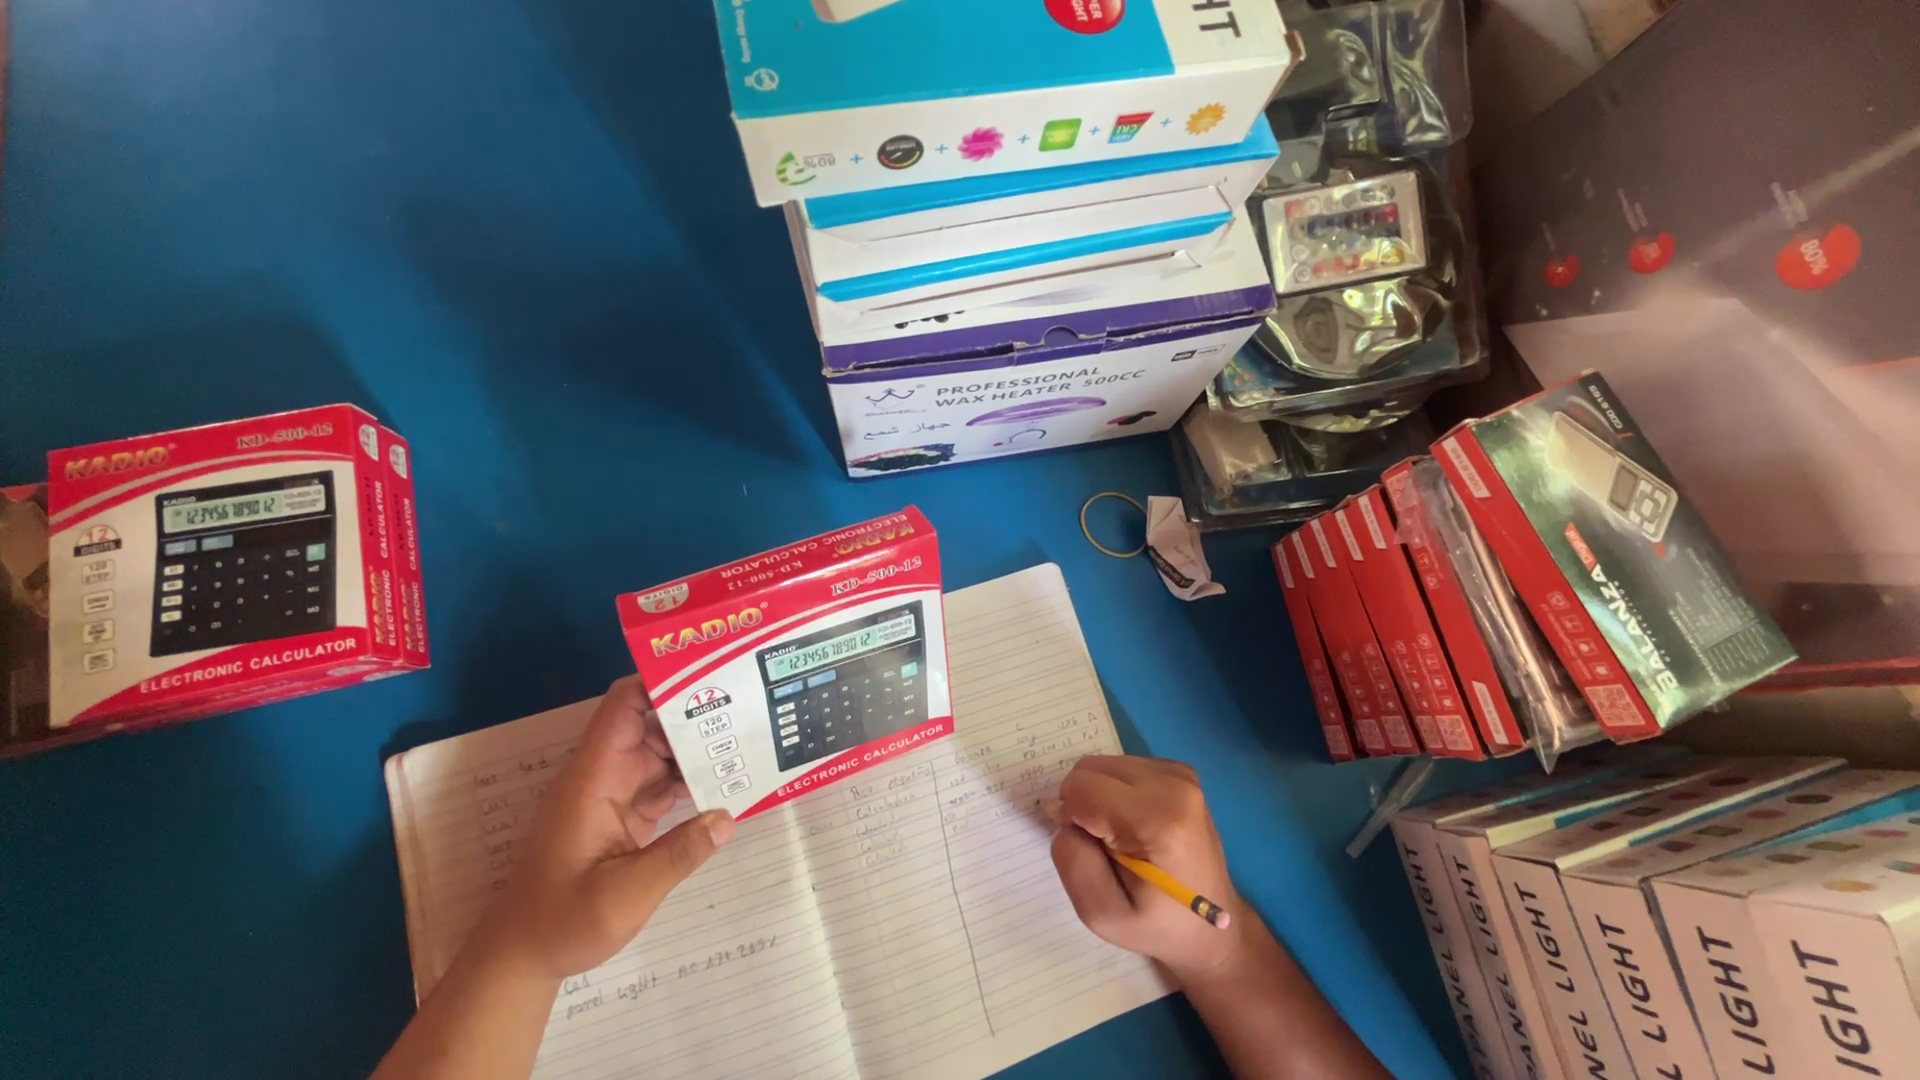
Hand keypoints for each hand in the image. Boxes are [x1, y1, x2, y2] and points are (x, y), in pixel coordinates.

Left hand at [474, 677, 735, 981]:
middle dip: (695, 713)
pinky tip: (727, 781)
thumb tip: (728, 818)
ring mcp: (615, 795)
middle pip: (651, 725)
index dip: (661, 683)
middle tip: (747, 708)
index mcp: (594, 778)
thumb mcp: (624, 895)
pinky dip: (692, 779)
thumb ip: (678, 855)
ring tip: (747, 737)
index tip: (709, 675)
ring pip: (661, 753)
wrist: (522, 959)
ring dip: (698, 747)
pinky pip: (663, 783)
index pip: (624, 707)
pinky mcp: (625, 816)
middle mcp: (604, 776)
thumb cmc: (561, 922)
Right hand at [1047, 755, 1240, 980]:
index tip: (1092, 851)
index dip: (1070, 819)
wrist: (1210, 925)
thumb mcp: (1101, 913)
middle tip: (1105, 846)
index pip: (1080, 788)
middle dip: (1082, 804)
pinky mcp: (1180, 771)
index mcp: (1157, 820)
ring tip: (1123, 837)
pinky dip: (1115, 792)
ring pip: (1102, 765)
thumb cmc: (1156, 924)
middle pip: (1088, 769)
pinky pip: (1121, 766)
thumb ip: (1072, 859)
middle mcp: (1173, 785)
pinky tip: (1135, 823)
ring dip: (1099, 797)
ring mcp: (1180, 774)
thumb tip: (1060, 812)